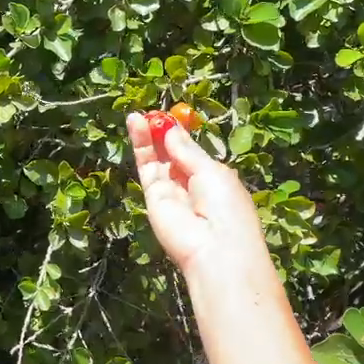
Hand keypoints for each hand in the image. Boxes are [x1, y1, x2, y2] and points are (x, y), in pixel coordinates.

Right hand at [126, 112, 262, 273]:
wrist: (215, 250)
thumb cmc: (227, 208)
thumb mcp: (212, 171)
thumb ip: (186, 150)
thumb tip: (171, 128)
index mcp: (214, 178)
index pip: (192, 151)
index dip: (180, 134)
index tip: (170, 115)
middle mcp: (191, 183)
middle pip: (172, 153)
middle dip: (162, 133)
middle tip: (151, 113)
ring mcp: (170, 190)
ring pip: (157, 158)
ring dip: (148, 136)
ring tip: (138, 116)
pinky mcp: (153, 196)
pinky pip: (146, 167)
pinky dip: (141, 146)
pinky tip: (137, 126)